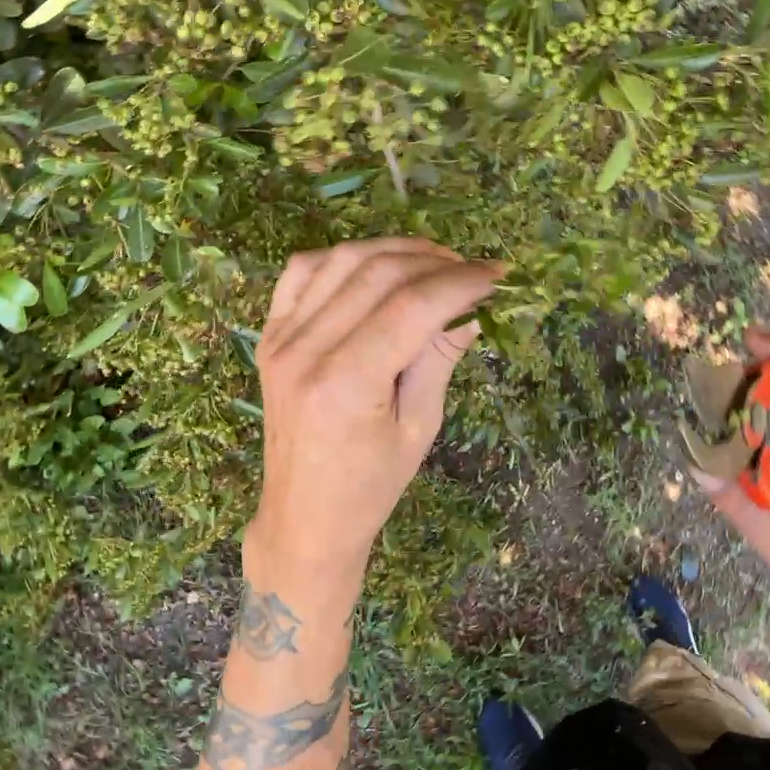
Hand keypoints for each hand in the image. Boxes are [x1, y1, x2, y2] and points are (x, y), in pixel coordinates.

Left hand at [250, 237, 500, 574]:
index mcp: (344, 385)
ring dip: (396, 250)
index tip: (499, 275)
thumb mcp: (420, 425)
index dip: (461, 282)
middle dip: (436, 262)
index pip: (412, 306)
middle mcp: (305, 352)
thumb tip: (478, 301)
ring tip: (436, 262)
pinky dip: (346, 257)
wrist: (303, 518)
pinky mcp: (270, 334)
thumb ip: (441, 354)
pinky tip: (378, 267)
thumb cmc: (370, 486)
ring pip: (343, 260)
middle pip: (379, 274)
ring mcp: (280, 339)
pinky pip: (304, 271)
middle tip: (473, 270)